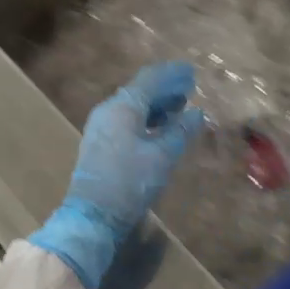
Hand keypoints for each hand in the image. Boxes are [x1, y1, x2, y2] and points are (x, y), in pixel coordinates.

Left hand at [28, 61, 207, 288]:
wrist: (92, 216)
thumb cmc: (130, 182)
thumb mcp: (162, 157)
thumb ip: (181, 131)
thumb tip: (197, 113)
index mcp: (122, 107)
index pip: (150, 79)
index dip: (172, 74)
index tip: (192, 72)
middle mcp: (108, 110)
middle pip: (140, 90)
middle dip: (166, 88)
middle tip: (190, 88)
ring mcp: (101, 126)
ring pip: (133, 106)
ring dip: (157, 104)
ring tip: (180, 107)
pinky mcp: (100, 143)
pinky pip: (126, 120)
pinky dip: (146, 118)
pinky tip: (160, 128)